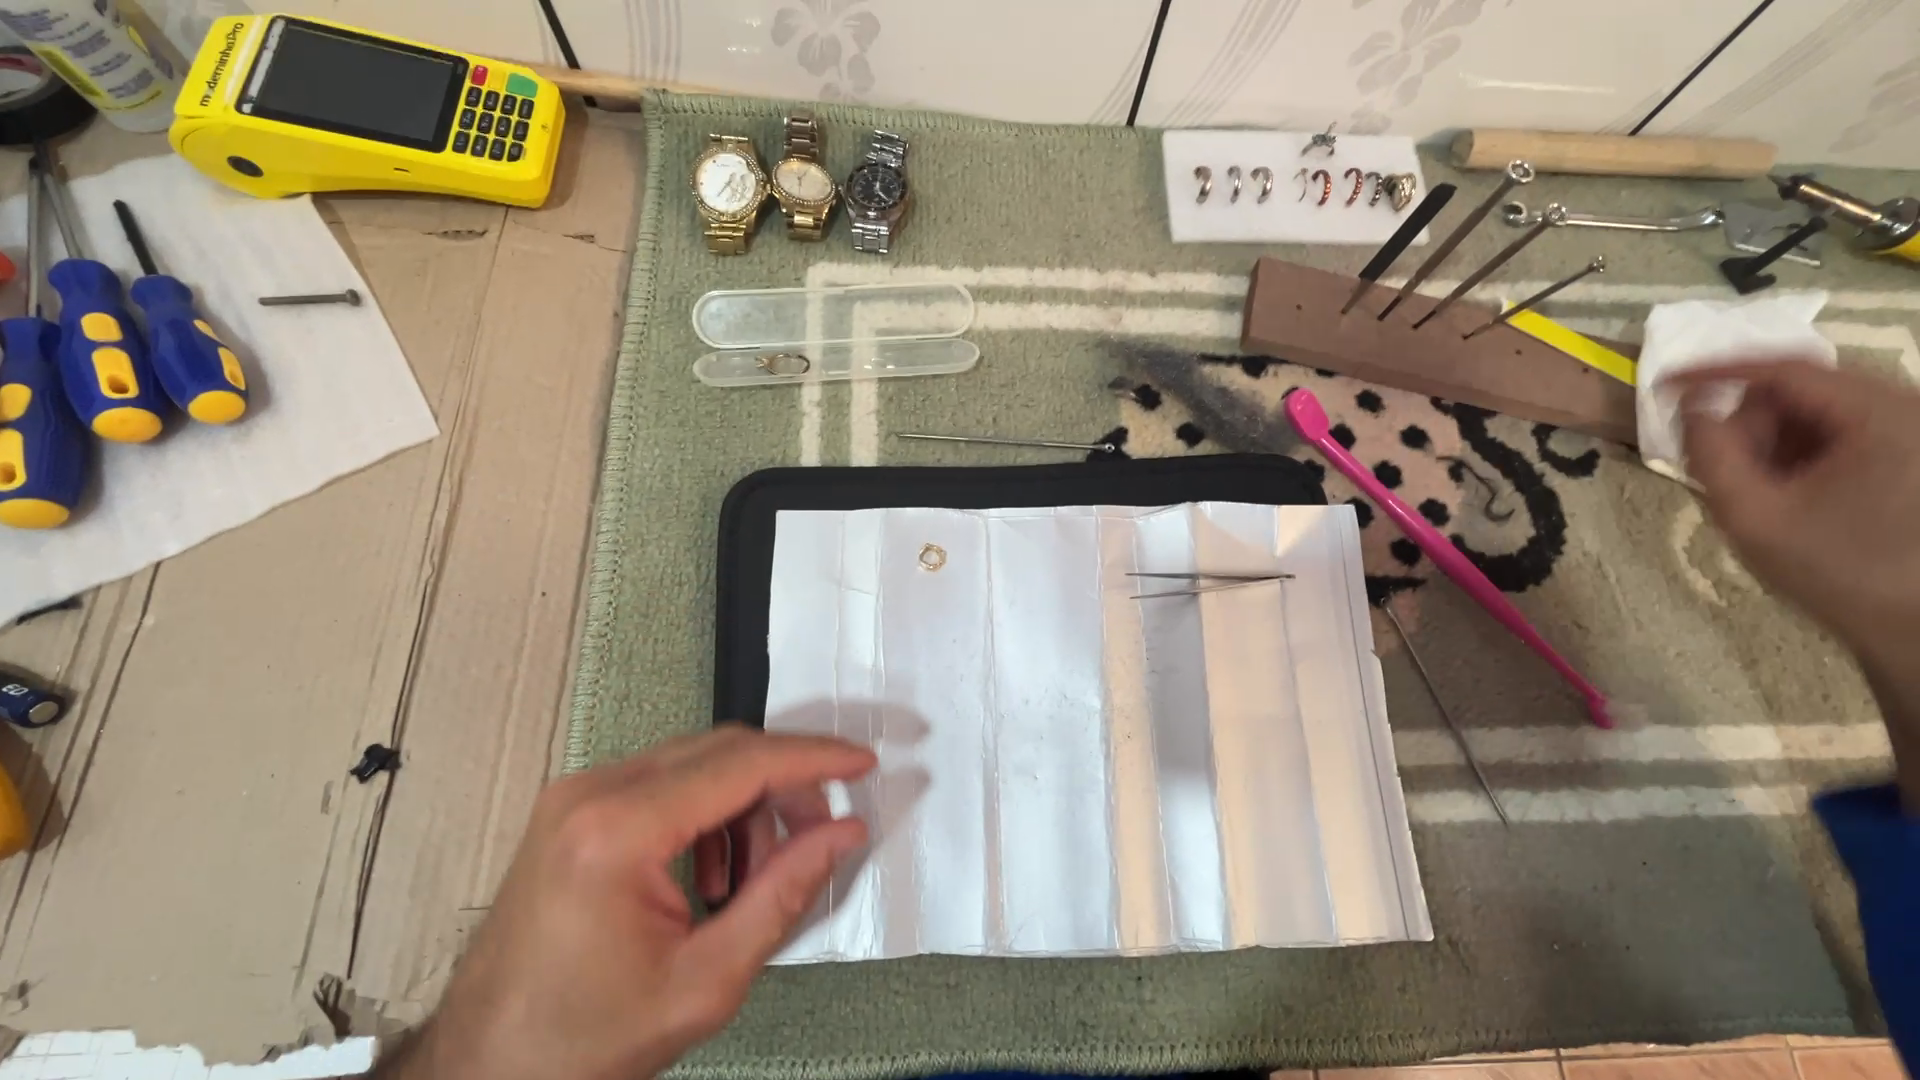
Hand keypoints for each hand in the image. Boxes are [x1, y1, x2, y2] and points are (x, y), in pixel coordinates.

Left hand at [378, 726, 874, 1079]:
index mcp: (619, 830)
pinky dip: (710, 813)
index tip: (864, 763)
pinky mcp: (576, 806)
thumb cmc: (588, 1041)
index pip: (742, 763)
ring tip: (761, 875)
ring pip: (699, 762)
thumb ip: (785, 895)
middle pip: (723, 750)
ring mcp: (579, 792)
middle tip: (822, 836)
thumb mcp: (706, 982)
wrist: (482, 1069)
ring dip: (749, 803)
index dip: (814, 759)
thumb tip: (847, 831)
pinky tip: (714, 875)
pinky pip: (667, 782)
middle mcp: (594, 789)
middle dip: (786, 785)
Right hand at [1674, 360, 1919, 661]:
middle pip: (1802, 386)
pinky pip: (1843, 426)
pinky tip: (1789, 487)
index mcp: (1881, 416)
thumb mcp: (1749, 512)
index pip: (1783, 368)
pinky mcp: (1911, 448)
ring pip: (1819, 406)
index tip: (1663, 386)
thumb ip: (1710, 452)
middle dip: (1749, 420)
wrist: (1913, 621)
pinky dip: (1801, 447)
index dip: (1715, 372)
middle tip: (1721, 465)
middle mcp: (1908, 408)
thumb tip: (1690, 407)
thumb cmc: (1831, 568)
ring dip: (1773, 437)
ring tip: (1758, 485)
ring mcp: (1913, 428)